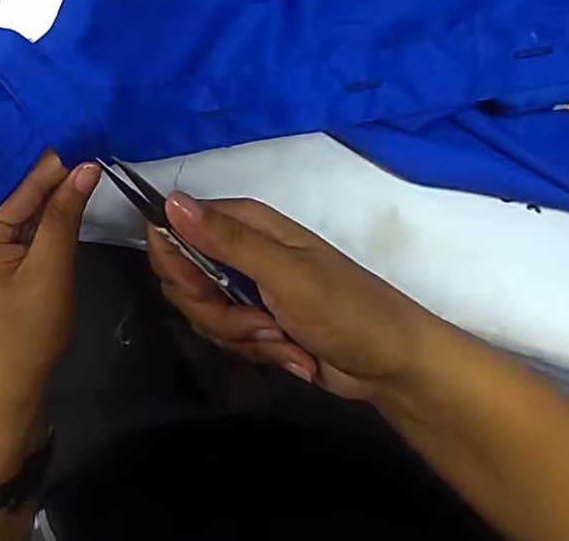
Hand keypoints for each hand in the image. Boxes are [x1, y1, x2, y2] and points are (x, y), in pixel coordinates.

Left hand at [0, 153, 101, 409]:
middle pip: (14, 184)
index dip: (53, 159)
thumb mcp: (50, 270)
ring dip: (50, 181)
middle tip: (84, 129)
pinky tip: (68, 181)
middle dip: (50, 164)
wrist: (10, 383)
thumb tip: (86, 165)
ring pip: (20, 196)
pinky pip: (20, 213)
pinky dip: (44, 202)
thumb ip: (65, 214)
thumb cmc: (27, 332)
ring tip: (82, 145)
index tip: (82, 127)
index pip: (18, 183)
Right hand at [147, 193, 442, 400]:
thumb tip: (171, 202)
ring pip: (199, 310)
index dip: (174, 260)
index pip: (172, 226)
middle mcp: (234, 247)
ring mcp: (241, 284)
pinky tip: (290, 351)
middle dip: (212, 310)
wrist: (396, 367)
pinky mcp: (250, 318)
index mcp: (241, 223)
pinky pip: (222, 334)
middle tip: (255, 321)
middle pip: (179, 275)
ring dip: (239, 334)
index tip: (198, 288)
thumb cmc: (348, 310)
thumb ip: (226, 239)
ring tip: (283, 339)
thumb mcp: (285, 273)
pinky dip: (253, 348)